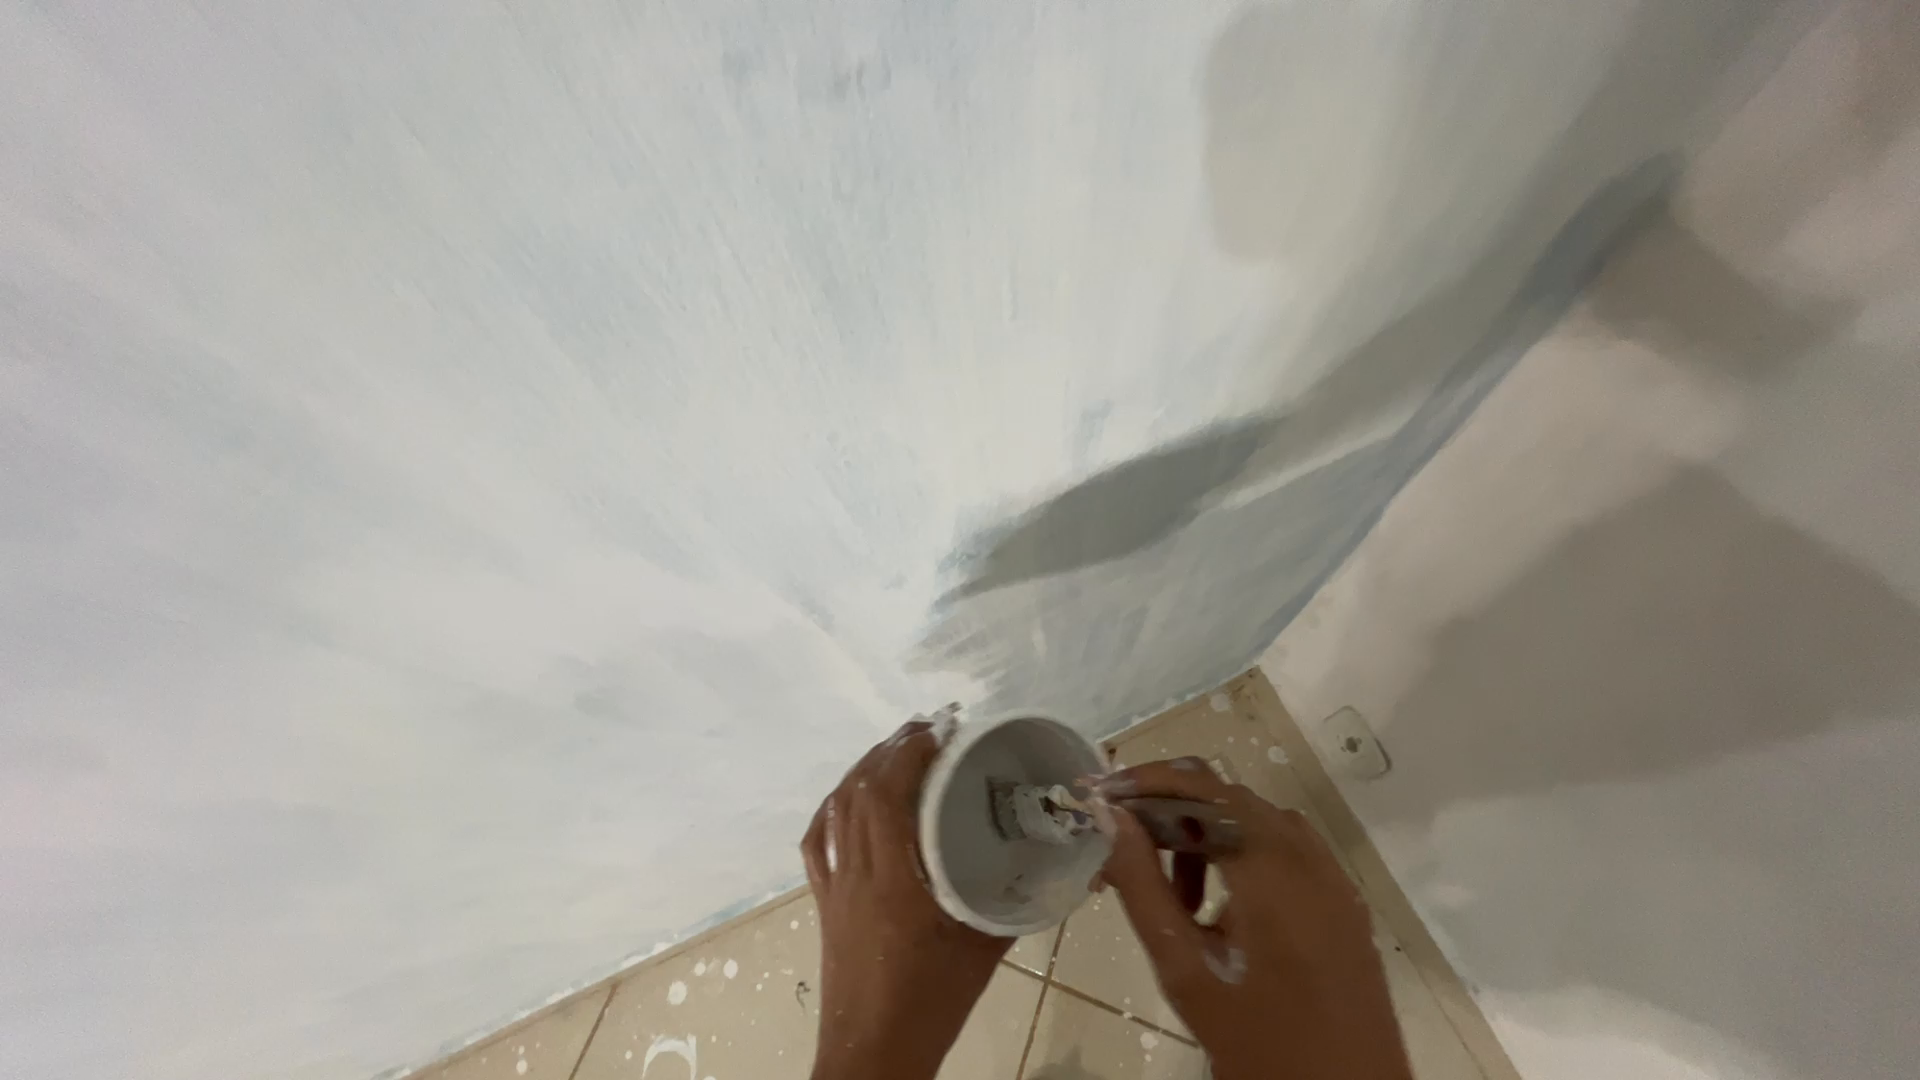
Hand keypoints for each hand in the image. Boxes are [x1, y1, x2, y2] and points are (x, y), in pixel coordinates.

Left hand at [803, 720, 1011, 1079]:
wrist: (870, 1058)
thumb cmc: (930, 1005)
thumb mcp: (981, 952)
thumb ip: (1011, 901)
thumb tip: (1051, 862)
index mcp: (892, 883)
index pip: (885, 797)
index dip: (907, 754)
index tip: (939, 730)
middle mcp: (855, 873)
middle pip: (858, 791)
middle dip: (890, 748)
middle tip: (927, 728)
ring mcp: (833, 885)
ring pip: (836, 808)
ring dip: (864, 767)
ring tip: (897, 747)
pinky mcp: (824, 899)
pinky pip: (819, 838)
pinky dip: (835, 804)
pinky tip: (851, 793)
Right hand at [1093, 759, 1411, 1079]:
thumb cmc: (1258, 1044)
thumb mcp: (1184, 968)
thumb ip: (1142, 884)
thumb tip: (1112, 818)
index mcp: (1269, 867)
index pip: (1199, 788)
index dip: (1146, 781)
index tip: (1102, 795)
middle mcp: (1307, 856)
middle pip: (1226, 798)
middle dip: (1169, 809)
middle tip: (1125, 844)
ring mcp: (1333, 878)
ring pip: (1254, 820)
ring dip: (1205, 833)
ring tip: (1174, 894)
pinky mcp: (1344, 902)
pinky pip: (1285, 847)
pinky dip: (1242, 852)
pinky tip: (1222, 904)